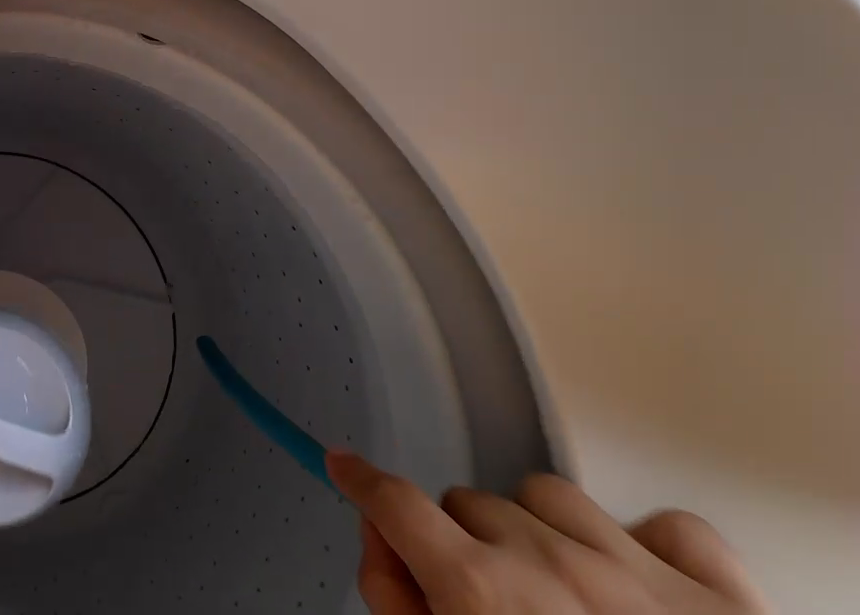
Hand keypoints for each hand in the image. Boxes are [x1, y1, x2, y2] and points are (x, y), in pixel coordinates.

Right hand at [326, 451, 768, 614]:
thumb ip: (395, 604)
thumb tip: (380, 543)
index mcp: (478, 589)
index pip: (391, 501)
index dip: (359, 481)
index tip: (346, 470)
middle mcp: (548, 561)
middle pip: (467, 502)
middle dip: (464, 541)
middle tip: (486, 603)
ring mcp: (640, 571)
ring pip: (548, 498)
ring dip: (541, 533)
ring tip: (562, 596)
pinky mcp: (724, 593)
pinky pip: (665, 525)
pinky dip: (644, 546)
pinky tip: (641, 590)